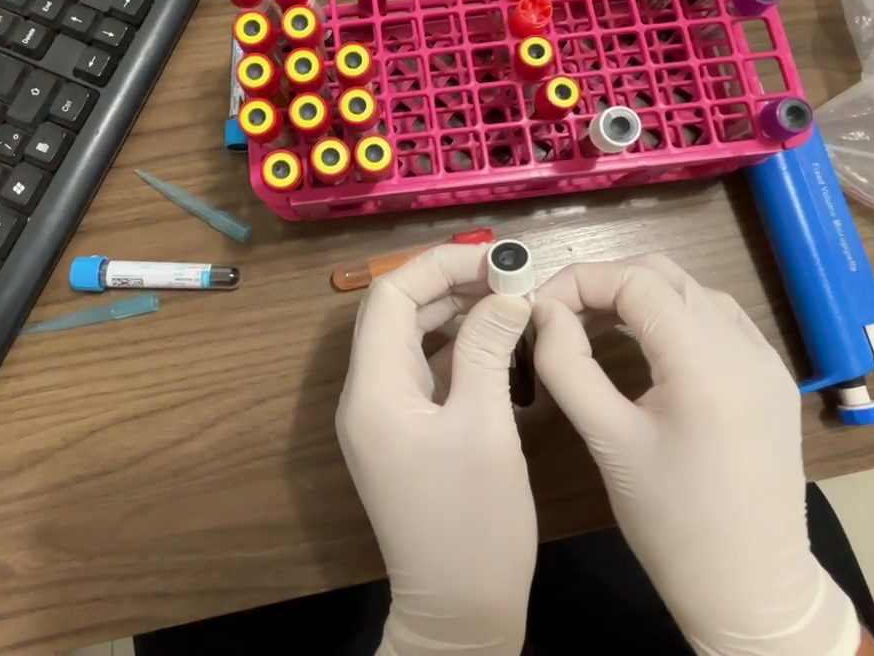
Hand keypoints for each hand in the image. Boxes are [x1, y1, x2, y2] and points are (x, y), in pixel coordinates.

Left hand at [336, 243, 536, 655]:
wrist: (457, 614)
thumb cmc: (472, 525)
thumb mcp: (486, 429)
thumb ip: (489, 350)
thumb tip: (507, 292)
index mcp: (373, 389)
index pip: (389, 296)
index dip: (438, 266)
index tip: (495, 259)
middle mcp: (366, 395)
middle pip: (395, 312)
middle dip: (446, 283)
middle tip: (506, 276)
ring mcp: (382, 415)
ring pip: (409, 338)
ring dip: (452, 311)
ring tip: (505, 298)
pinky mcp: (403, 432)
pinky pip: (422, 369)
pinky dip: (454, 346)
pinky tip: (493, 340)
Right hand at [530, 256, 861, 655]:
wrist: (753, 591)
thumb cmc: (672, 523)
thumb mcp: (607, 442)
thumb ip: (566, 364)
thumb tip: (543, 310)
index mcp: (706, 364)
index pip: (635, 280)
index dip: (579, 280)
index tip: (540, 308)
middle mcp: (746, 347)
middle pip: (664, 274)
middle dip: (605, 281)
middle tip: (561, 314)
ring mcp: (766, 360)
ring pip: (691, 290)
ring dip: (638, 295)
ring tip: (594, 325)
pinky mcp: (772, 377)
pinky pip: (716, 319)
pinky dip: (671, 314)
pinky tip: (644, 344)